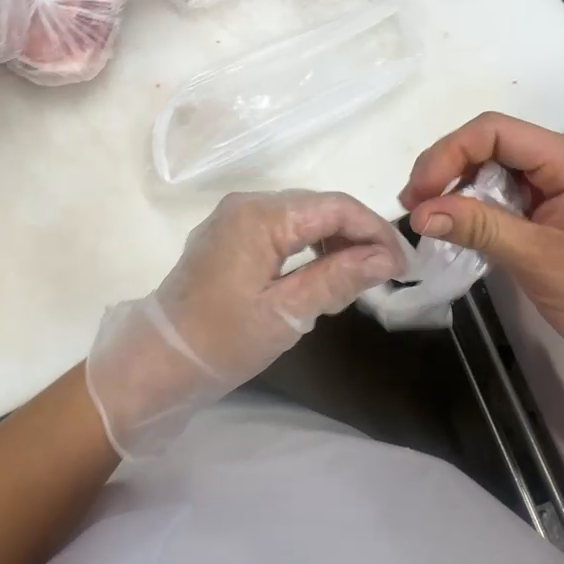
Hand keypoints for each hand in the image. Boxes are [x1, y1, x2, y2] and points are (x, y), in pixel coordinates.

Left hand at [86, 190, 405, 458]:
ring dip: (334, 239)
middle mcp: (246, 203)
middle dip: (357, 234)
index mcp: (259, 215)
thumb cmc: (221, 340)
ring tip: (360, 276)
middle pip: (317, 206)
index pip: (334, 207)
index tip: (405, 264)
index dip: (374, 230)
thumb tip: (387, 256)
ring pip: (300, 216)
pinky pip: (279, 228)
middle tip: (389, 273)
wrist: (158, 360)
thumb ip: (338, 279)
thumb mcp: (286, 313)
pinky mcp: (227, 234)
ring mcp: (233, 217)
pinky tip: (321, 272)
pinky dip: (307, 245)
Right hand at [399, 113, 563, 376]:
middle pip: (497, 146)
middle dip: (450, 170)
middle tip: (415, 207)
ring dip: (463, 190)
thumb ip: (476, 226)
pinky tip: (464, 228)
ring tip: (433, 219)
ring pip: (502, 171)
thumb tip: (417, 212)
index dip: (449, 153)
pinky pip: (516, 196)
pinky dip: (484, 208)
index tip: (417, 194)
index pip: (497, 132)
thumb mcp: (537, 260)